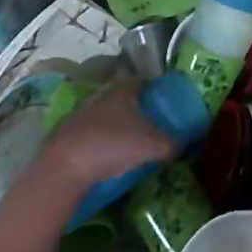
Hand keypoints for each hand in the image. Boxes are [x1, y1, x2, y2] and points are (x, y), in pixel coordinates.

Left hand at [38, 78, 176, 186]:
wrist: (62, 169)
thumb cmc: (112, 146)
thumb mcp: (153, 146)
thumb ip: (174, 143)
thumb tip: (188, 143)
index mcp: (123, 89)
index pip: (145, 82)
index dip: (158, 91)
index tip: (168, 104)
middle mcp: (101, 94)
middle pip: (125, 97)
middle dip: (139, 109)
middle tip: (154, 124)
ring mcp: (80, 112)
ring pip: (107, 114)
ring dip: (118, 124)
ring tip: (133, 141)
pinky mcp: (65, 133)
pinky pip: (91, 131)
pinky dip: (101, 138)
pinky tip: (109, 154)